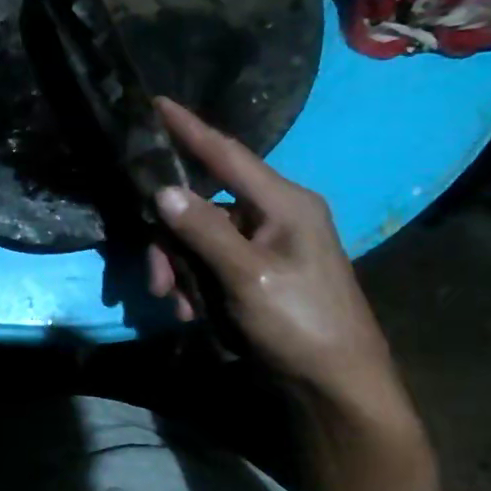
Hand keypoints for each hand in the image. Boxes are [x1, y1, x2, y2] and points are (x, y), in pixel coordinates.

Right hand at [146, 98, 399, 403]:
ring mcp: (265, 246)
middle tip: (155, 281)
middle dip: (170, 240)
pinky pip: (208, 263)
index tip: (156, 103)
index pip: (227, 154)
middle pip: (200, 207)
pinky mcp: (256, 272)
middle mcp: (273, 216)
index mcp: (284, 204)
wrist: (336, 386)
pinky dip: (193, 284)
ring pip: (198, 239)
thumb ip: (204, 231)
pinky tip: (190, 312)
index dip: (189, 129)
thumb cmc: (300, 323)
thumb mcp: (248, 276)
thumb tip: (162, 191)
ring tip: (176, 305)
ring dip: (178, 269)